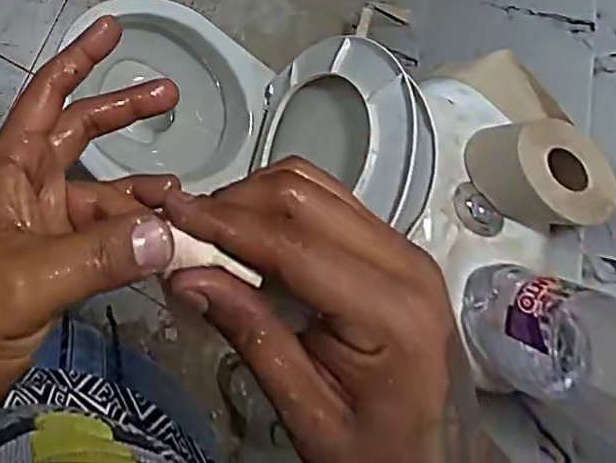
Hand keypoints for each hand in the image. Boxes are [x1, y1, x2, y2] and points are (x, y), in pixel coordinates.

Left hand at [0, 16, 182, 423]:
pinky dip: (130, 230)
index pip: (47, 94)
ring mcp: (39, 219)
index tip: (110, 28)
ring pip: (98, 188)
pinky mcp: (51, 254)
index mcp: (10, 166)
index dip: (78, 57)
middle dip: (122, 109)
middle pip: (79, 129)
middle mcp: (26, 182)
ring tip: (183, 193)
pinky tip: (161, 236)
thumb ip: (98, 255)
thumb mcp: (29, 279)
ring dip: (137, 189)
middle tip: (169, 93)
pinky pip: (100, 230)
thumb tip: (167, 231)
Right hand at [162, 159, 493, 462]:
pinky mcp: (385, 239)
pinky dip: (272, 198)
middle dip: (230, 203)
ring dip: (249, 195)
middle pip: (297, 195)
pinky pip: (319, 192)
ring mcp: (398, 245)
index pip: (291, 243)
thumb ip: (249, 335)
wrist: (443, 461)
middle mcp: (404, 263)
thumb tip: (184, 275)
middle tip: (184, 228)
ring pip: (306, 180)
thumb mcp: (310, 415)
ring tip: (213, 231)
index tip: (172, 213)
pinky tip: (249, 230)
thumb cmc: (382, 451)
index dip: (223, 222)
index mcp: (393, 315)